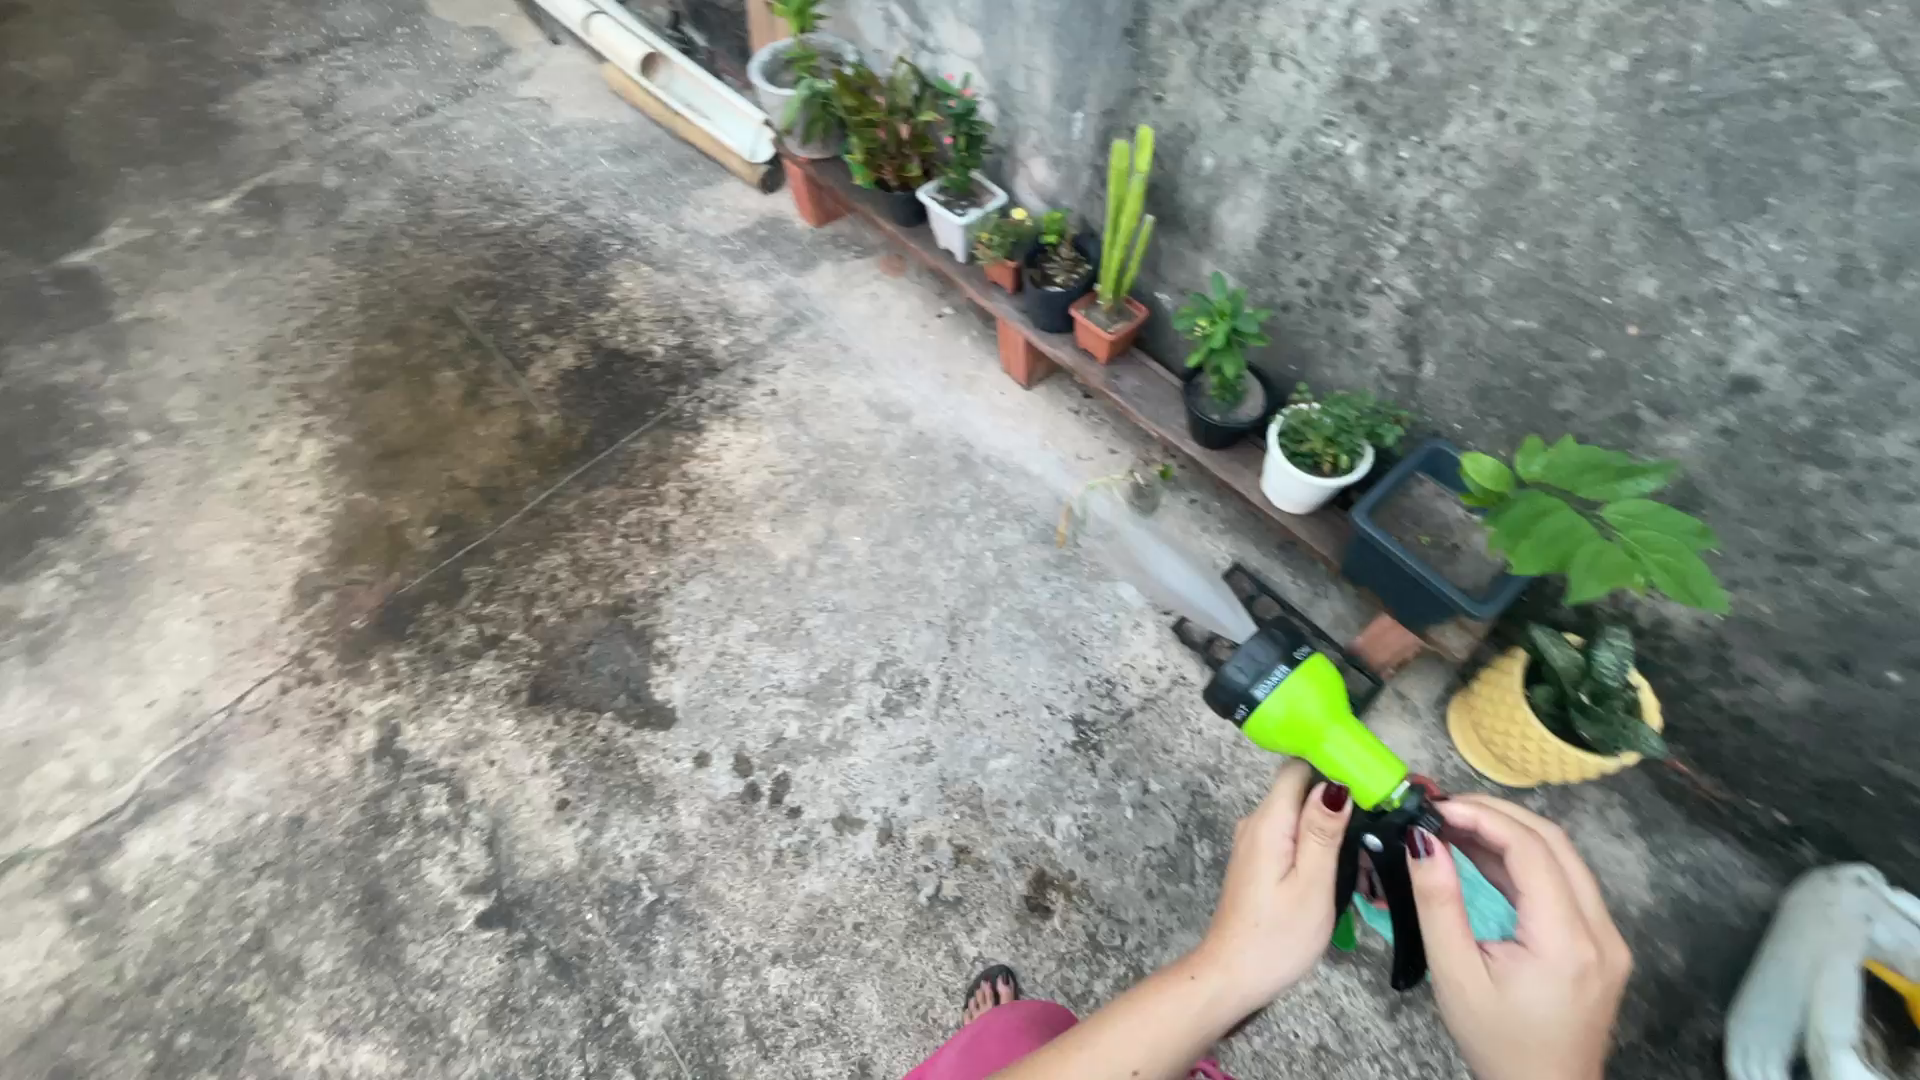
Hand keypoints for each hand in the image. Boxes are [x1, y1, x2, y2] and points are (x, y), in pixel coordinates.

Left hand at [1191, 759, 1352, 1014]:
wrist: (1234, 972)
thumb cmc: (1278, 936)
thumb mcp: (1312, 885)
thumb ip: (1322, 831)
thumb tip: (1336, 784)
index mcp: (1268, 821)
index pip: (1297, 768)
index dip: (1333, 763)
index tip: (1373, 774)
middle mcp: (1256, 821)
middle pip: (1299, 788)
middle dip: (1339, 795)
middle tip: (1384, 814)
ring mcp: (1254, 840)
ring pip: (1297, 812)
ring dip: (1331, 822)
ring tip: (1374, 843)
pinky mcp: (1258, 858)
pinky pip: (1290, 833)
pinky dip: (1318, 839)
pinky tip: (1345, 862)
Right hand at [1409, 794, 1631, 1079]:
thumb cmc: (1496, 1039)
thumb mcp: (1454, 972)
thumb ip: (1437, 900)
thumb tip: (1419, 837)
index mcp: (1567, 941)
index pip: (1531, 850)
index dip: (1481, 816)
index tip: (1432, 808)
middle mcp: (1600, 932)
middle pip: (1554, 842)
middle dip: (1494, 812)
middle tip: (1439, 807)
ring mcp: (1605, 937)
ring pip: (1560, 856)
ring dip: (1505, 830)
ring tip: (1450, 824)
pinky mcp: (1596, 941)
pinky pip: (1559, 880)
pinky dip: (1516, 856)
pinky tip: (1475, 852)